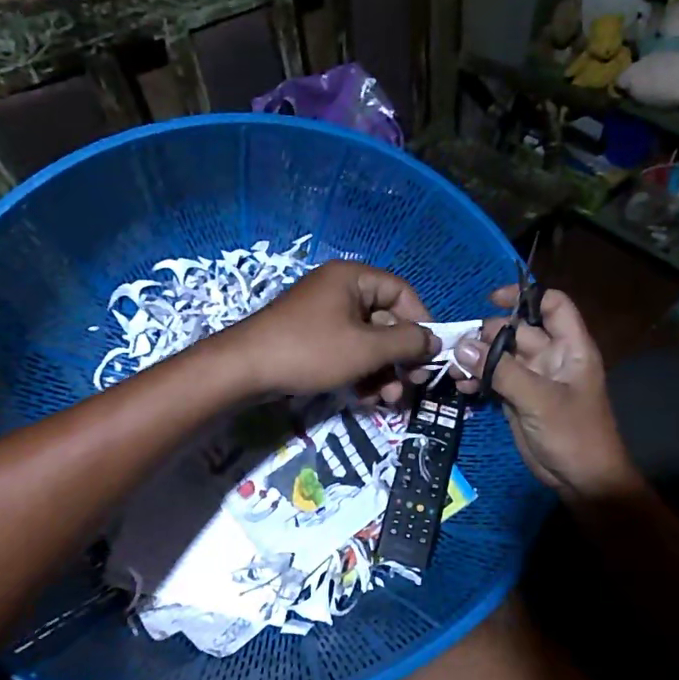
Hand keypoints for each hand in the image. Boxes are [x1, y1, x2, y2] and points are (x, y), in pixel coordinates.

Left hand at [215, 260, 436, 400]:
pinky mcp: (313, 339)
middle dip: (401, 356)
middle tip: (413, 384)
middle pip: (386, 319)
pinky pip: (348, 351)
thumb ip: (406, 343)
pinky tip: (366, 400)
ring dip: (383, 371)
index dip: (422, 322)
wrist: (244, 370)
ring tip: (389, 401)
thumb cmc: (310, 350)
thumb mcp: (366, 348)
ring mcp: (325, 315)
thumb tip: (435, 340)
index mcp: (353, 278)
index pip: (403, 292)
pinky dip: (361, 373)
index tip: (433, 353)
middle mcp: (340, 290)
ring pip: (368, 341)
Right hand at [455, 286, 637, 497]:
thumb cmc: (574, 435)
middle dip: (487, 334)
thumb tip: (462, 346)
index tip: (492, 301)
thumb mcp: (540, 399)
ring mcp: (533, 378)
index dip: (525, 296)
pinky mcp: (518, 399)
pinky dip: (477, 380)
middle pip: (516, 330)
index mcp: (570, 347)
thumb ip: (501, 371)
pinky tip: (461, 387)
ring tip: (453, 369)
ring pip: (500, 355)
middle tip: (461, 348)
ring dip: (476, 358)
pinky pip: (493, 379)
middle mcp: (551, 357)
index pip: (552, 305)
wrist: (582, 481)